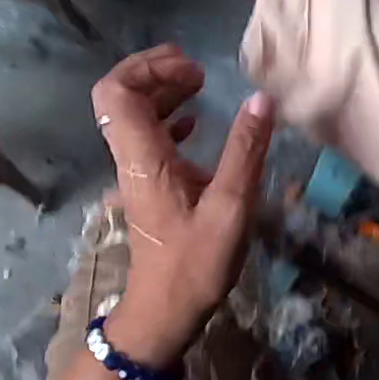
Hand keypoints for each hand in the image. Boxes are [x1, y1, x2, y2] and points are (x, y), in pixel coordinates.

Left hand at [90, 45, 274, 366]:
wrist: (165, 311)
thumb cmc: (196, 263)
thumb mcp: (231, 207)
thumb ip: (245, 151)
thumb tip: (261, 99)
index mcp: (144, 157)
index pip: (117, 92)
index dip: (147, 67)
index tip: (191, 68)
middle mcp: (132, 158)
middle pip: (120, 96)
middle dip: (155, 72)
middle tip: (198, 70)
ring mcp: (136, 173)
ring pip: (133, 116)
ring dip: (161, 93)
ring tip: (199, 85)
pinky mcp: (147, 186)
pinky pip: (147, 138)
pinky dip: (167, 119)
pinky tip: (194, 123)